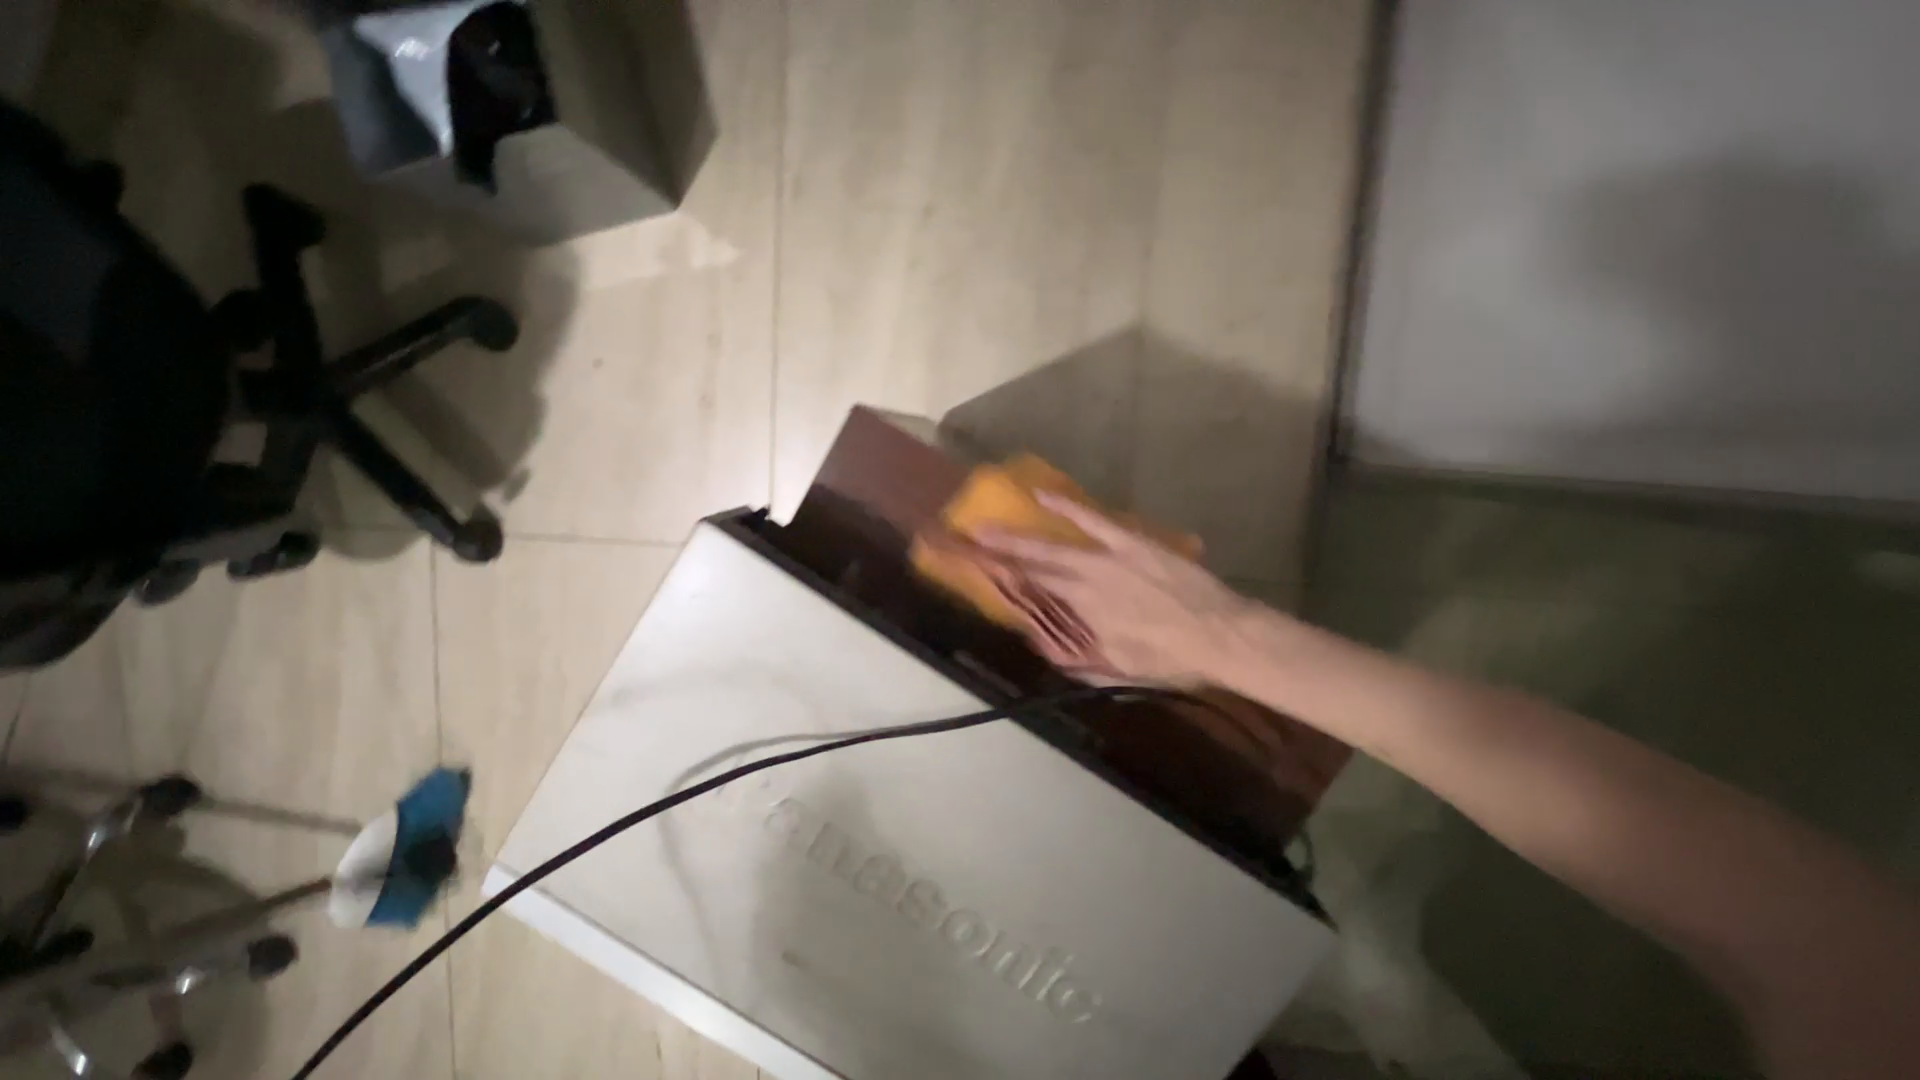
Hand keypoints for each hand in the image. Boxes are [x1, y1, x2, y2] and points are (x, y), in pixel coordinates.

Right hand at [969, 492, 1262, 685]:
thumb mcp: (1115, 669)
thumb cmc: (1168, 659)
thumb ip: (1073, 658)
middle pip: (1030, 566)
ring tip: (984, 529)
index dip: (992, 579)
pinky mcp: (1130, 541)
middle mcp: (1083, 579)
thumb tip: (1040, 642)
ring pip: (1052, 544)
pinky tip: (1041, 494)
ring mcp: (1106, 556)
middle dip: (993, 555)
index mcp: (1078, 611)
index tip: (965, 569)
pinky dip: (1066, 506)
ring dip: (1016, 537)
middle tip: (961, 544)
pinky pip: (1093, 519)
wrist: (1220, 634)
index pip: (1026, 592)